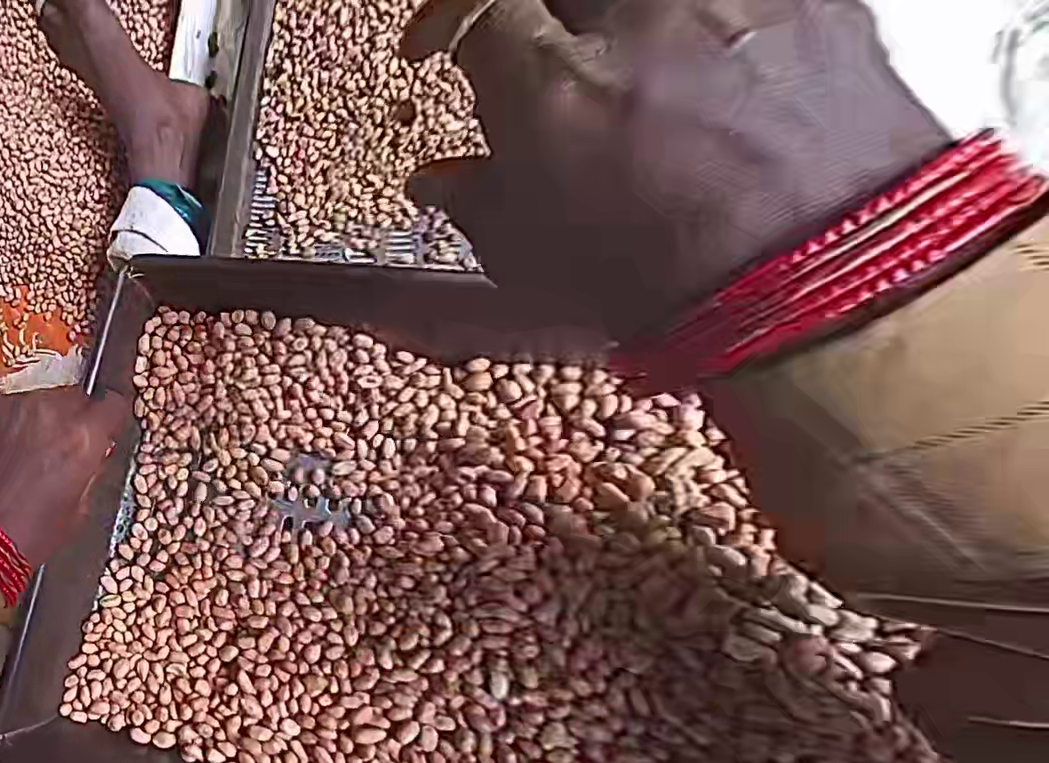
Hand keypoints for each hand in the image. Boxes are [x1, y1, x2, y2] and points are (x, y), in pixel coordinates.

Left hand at [0, 388, 128, 567]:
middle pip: (70, 397)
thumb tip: (90, 453)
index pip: (111, 404)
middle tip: (54, 450)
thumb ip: (89, 470)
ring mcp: (6, 406)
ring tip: (16, 459)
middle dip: (68, 419)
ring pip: (31, 400)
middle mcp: (46, 411)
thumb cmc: (26, 535)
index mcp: (81, 437)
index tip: (101, 426)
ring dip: (30, 422)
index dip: (106, 417)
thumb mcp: (77, 509)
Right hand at [400, 0, 948, 338]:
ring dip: (594, 13)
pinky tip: (669, 52)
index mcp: (547, 91)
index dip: (442, 20)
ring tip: (594, 43)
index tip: (432, 47)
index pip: (476, 6)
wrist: (792, 275)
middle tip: (510, 29)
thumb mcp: (519, 248)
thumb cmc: (642, 272)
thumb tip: (435, 179)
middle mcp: (636, 20)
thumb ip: (469, 196)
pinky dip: (673, 22)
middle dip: (517, 4)